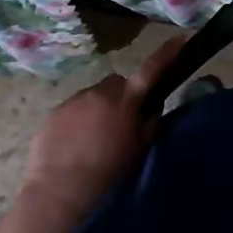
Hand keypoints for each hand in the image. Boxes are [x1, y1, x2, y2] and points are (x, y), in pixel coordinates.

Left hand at [20, 36, 185, 214]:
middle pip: (117, 83)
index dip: (167, 54)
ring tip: (96, 139)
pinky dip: (78, 122)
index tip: (179, 39)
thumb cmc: (109, 174)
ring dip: (98, 109)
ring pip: (93, 96)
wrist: (60, 193)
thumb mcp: (140, 151)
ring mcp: (73, 101)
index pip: (151, 69)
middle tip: (123, 121)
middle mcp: (98, 92)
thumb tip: (152, 111)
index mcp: (126, 100)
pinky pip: (72, 111)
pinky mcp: (52, 115)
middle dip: (122, 96)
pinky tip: (76, 146)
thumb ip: (150, 126)